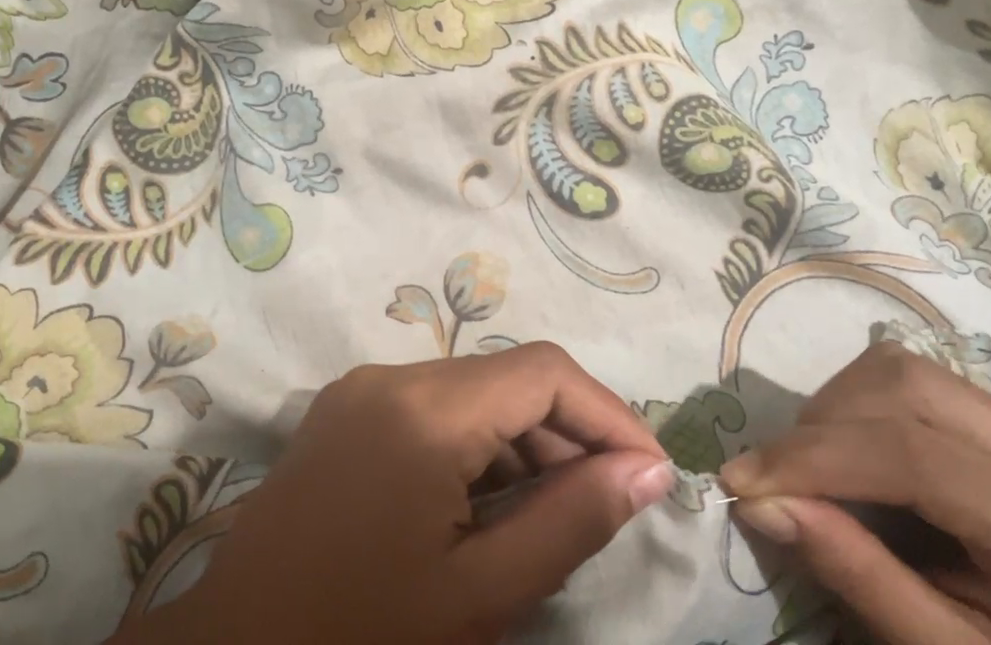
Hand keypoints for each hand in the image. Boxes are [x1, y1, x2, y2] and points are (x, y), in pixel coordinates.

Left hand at [119, 344, 675, 644]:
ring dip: (523, 442)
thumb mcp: (482, 589)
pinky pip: (429, 413)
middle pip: (505, 378)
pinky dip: (475, 449)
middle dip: (568, 432)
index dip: (609, 414)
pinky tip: (491, 507)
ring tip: (556, 514)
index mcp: (423, 407)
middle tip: (610, 504)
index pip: (544, 372)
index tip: (651, 475)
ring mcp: (357, 395)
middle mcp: (388, 377)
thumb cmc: (364, 630)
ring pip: (468, 394)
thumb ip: (572, 519)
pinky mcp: (340, 420)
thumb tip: (647, 469)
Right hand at [718, 343, 990, 644]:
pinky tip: (846, 457)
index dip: (816, 459)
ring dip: (835, 408)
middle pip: (907, 386)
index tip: (740, 483)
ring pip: (903, 369)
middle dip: (820, 424)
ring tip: (807, 469)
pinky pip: (912, 381)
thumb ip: (860, 578)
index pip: (917, 456)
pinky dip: (856, 405)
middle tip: (773, 480)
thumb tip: (759, 503)